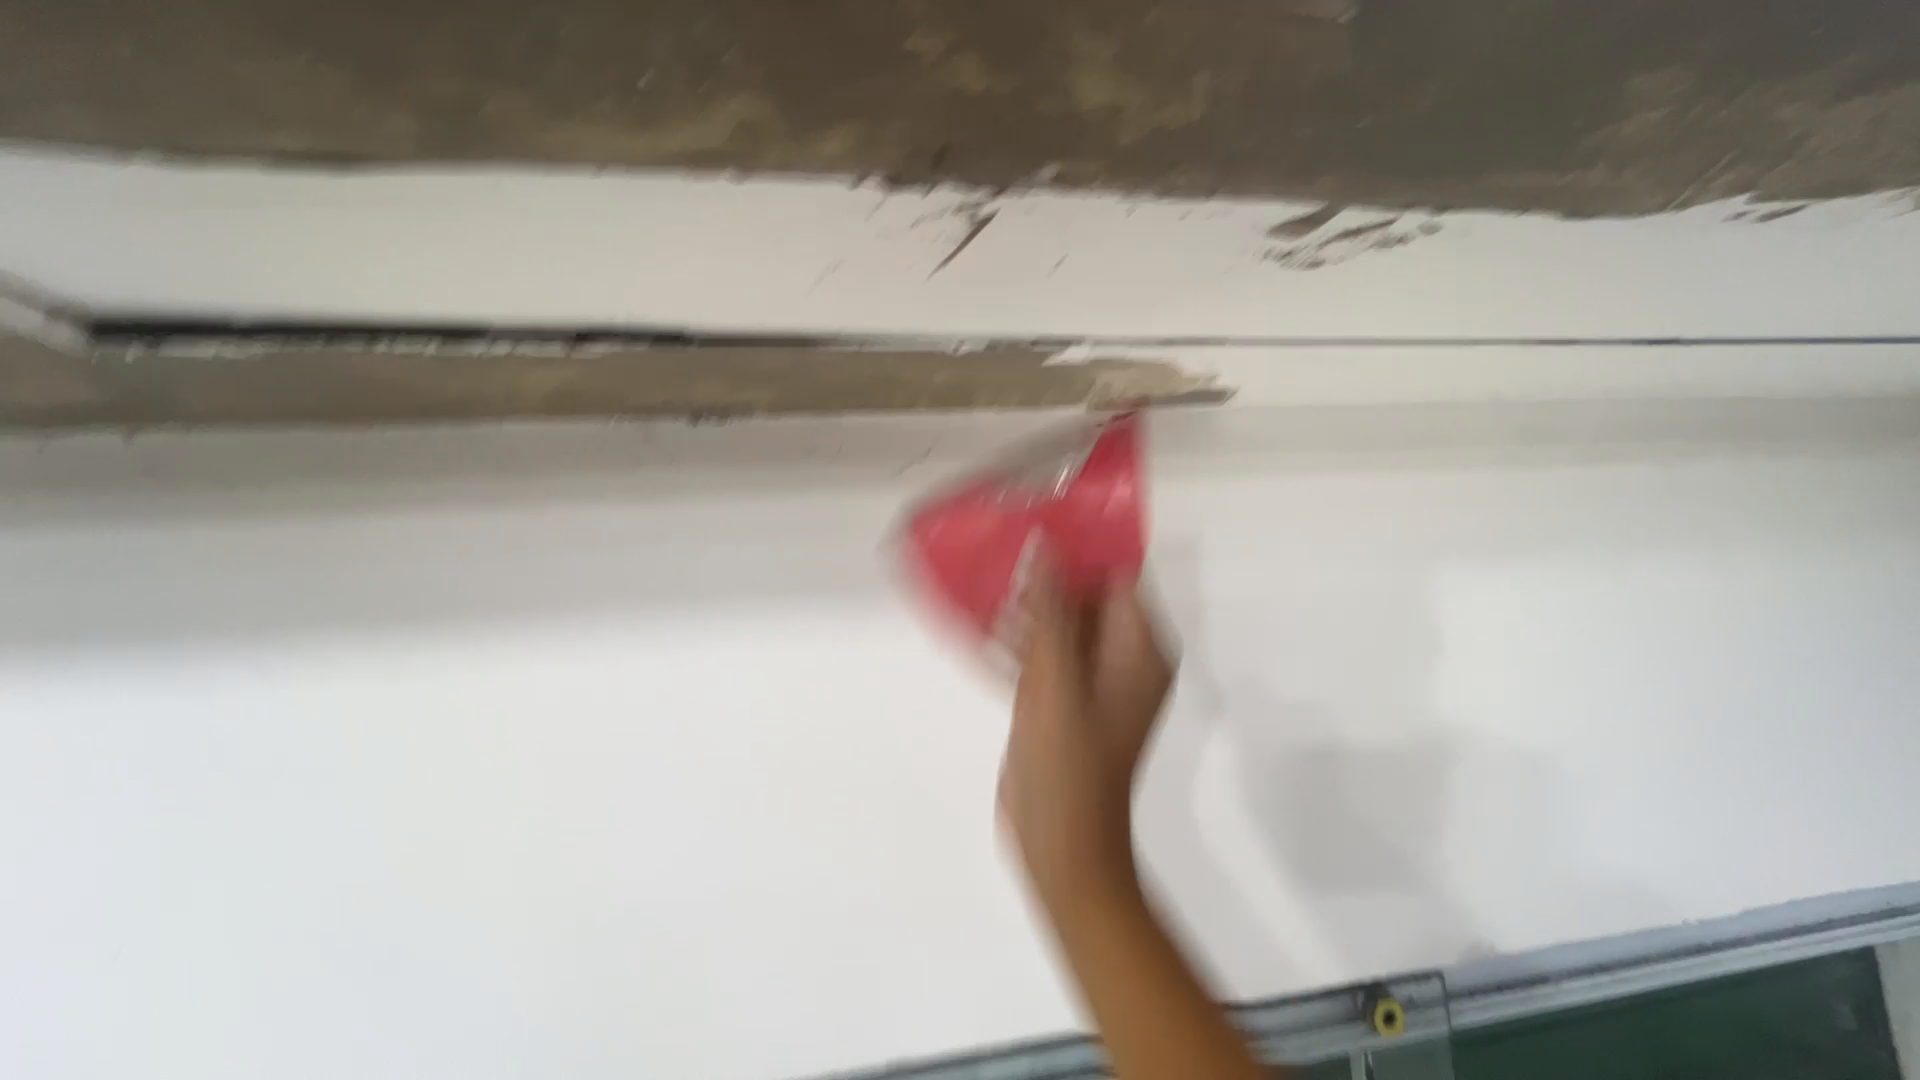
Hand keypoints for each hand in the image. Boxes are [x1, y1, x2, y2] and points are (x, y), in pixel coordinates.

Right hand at [998, 551, 1176, 901]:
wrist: (1060, 843)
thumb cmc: (1067, 761)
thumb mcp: (1056, 678)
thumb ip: (1051, 609)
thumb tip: (1047, 543)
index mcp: (1139, 648)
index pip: (1117, 575)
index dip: (1082, 544)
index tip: (1036, 517)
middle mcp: (1122, 658)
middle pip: (1085, 597)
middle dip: (1044, 573)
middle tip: (995, 545)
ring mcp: (1091, 683)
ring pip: (1058, 625)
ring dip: (1023, 605)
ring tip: (976, 575)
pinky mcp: (1062, 703)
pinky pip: (1041, 657)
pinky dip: (1015, 642)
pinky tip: (973, 624)